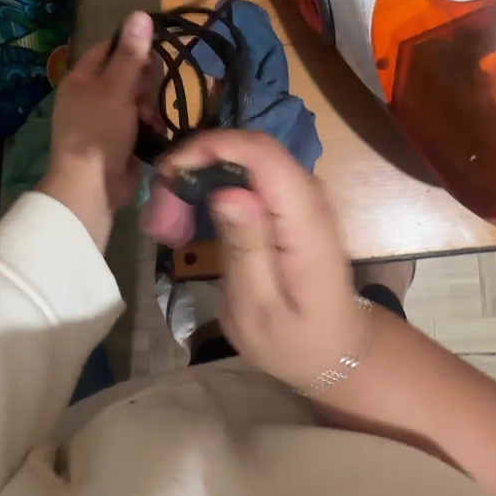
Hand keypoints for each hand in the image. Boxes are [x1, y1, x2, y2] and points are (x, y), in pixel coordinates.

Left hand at [38, 11, 152, 247]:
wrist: (92, 188)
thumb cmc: (100, 131)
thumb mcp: (117, 88)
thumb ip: (131, 54)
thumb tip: (140, 14)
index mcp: (81, 79)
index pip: (110, 48)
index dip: (132, 48)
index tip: (153, 57)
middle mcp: (90, 96)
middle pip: (127, 73)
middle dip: (143, 83)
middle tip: (146, 96)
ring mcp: (103, 120)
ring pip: (137, 98)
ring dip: (149, 106)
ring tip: (150, 119)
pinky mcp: (117, 140)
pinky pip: (139, 121)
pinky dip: (148, 125)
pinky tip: (154, 131)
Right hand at [153, 130, 367, 396]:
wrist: (335, 348)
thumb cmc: (296, 340)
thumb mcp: (259, 309)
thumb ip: (245, 247)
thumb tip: (227, 191)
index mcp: (305, 218)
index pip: (262, 153)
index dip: (212, 147)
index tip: (168, 172)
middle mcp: (309, 192)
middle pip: (249, 150)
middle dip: (197, 165)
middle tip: (159, 210)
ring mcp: (302, 193)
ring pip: (244, 159)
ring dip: (201, 177)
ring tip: (168, 221)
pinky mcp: (290, 200)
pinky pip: (248, 175)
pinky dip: (214, 187)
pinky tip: (190, 219)